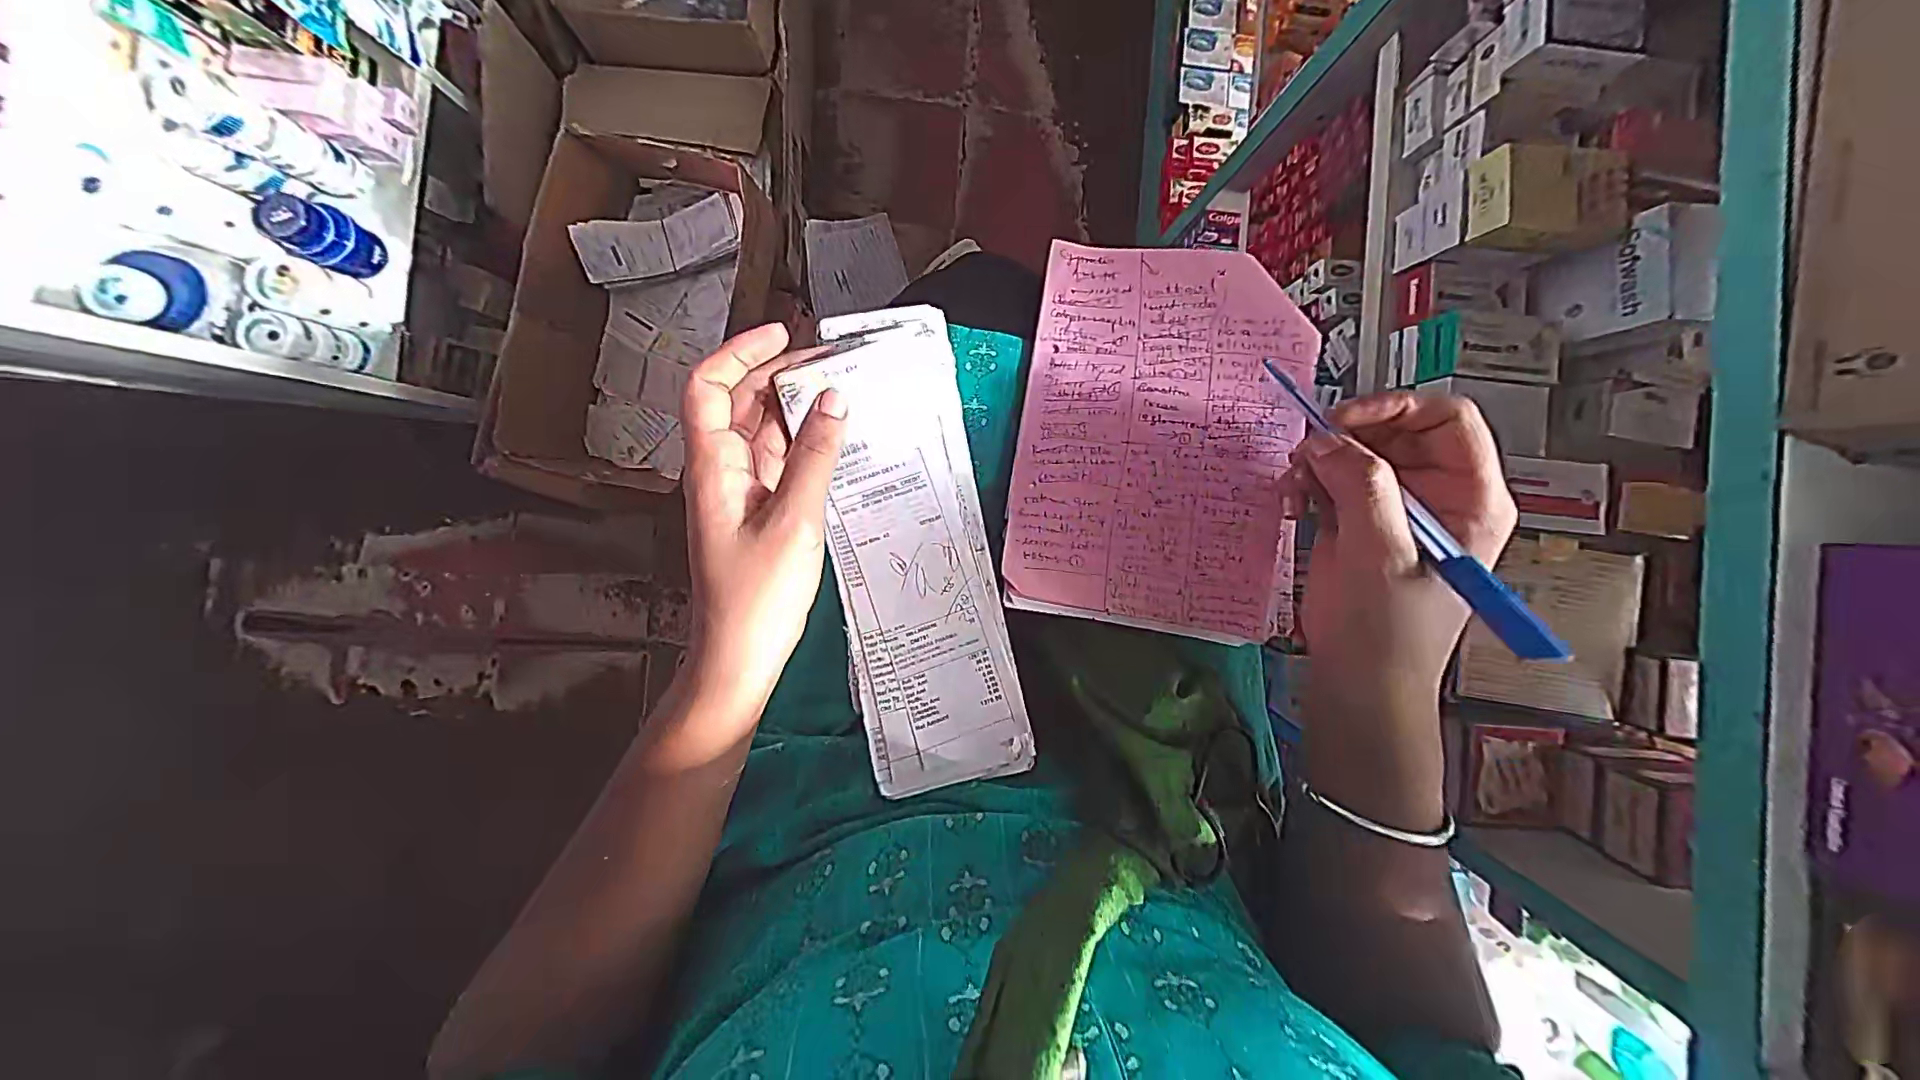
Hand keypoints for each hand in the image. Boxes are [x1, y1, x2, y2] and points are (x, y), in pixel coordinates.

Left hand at [681, 323, 847, 710]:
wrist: (741, 654)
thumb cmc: (755, 600)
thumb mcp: (795, 520)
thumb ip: (816, 457)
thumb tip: (833, 403)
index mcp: (712, 468)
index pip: (709, 387)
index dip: (740, 353)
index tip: (782, 336)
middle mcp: (720, 472)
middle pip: (739, 403)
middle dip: (777, 375)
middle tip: (825, 363)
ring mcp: (740, 492)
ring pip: (762, 432)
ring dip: (794, 409)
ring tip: (836, 395)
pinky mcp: (759, 511)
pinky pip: (779, 462)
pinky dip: (803, 444)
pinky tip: (832, 440)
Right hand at [1280, 393, 1516, 710]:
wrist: (1360, 678)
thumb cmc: (1389, 628)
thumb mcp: (1382, 553)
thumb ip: (1361, 488)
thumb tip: (1324, 440)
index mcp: (1469, 496)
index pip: (1446, 419)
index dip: (1395, 407)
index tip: (1340, 421)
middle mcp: (1434, 493)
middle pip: (1394, 431)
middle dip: (1346, 437)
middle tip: (1305, 455)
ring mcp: (1391, 507)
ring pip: (1355, 453)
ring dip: (1318, 462)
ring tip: (1293, 486)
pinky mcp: (1355, 521)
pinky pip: (1330, 481)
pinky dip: (1306, 483)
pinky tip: (1292, 502)